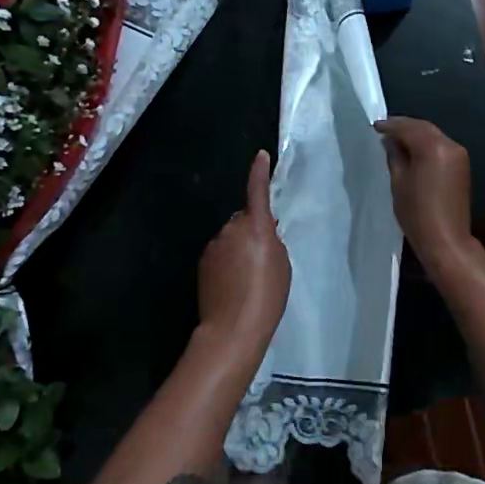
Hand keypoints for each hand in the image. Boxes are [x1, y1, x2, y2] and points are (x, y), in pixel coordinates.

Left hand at [197, 150, 289, 346]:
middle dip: (252, 229)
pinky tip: (235, 283)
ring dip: (240, 247)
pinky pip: (220, 253)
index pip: (257, 192)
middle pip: (243, 219)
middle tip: (265, 256)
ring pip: (231, 237)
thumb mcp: (281, 263)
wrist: (233, 327)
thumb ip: (272, 241)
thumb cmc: (267, 294)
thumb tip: (261, 233)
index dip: (259, 174)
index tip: (261, 156)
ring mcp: (213, 247)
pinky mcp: (203, 263)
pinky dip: (228, 261)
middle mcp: (230, 230)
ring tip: (251, 276)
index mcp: (256, 227)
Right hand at [375, 117, 475, 267]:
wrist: (446, 239)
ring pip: (434, 136)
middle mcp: (450, 145)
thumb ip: (395, 156)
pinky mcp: (462, 166)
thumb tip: (390, 141)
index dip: (391, 125)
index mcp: (433, 147)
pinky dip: (427, 145)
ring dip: (416, 135)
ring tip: (396, 140)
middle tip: (385, 130)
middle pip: (424, 128)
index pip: (409, 127)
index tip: (375, 126)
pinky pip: (442, 147)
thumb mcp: (398, 182)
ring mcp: (459, 155)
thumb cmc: (416, 212)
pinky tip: (413, 151)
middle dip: (405, 127)